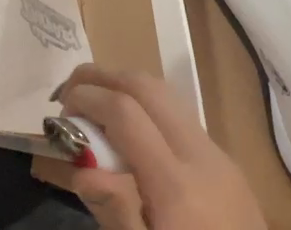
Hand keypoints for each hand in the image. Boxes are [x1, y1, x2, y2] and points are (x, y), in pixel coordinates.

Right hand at [54, 64, 267, 229]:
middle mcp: (202, 159)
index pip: (124, 111)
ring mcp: (220, 159)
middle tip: (70, 96)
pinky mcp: (228, 167)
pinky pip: (179, 118)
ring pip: (166, 96)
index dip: (85, 97)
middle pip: (146, 87)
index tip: (61, 114)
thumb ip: (113, 212)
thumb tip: (81, 169)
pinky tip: (130, 139)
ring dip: (123, 90)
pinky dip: (145, 110)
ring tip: (95, 112)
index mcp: (177, 187)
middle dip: (100, 78)